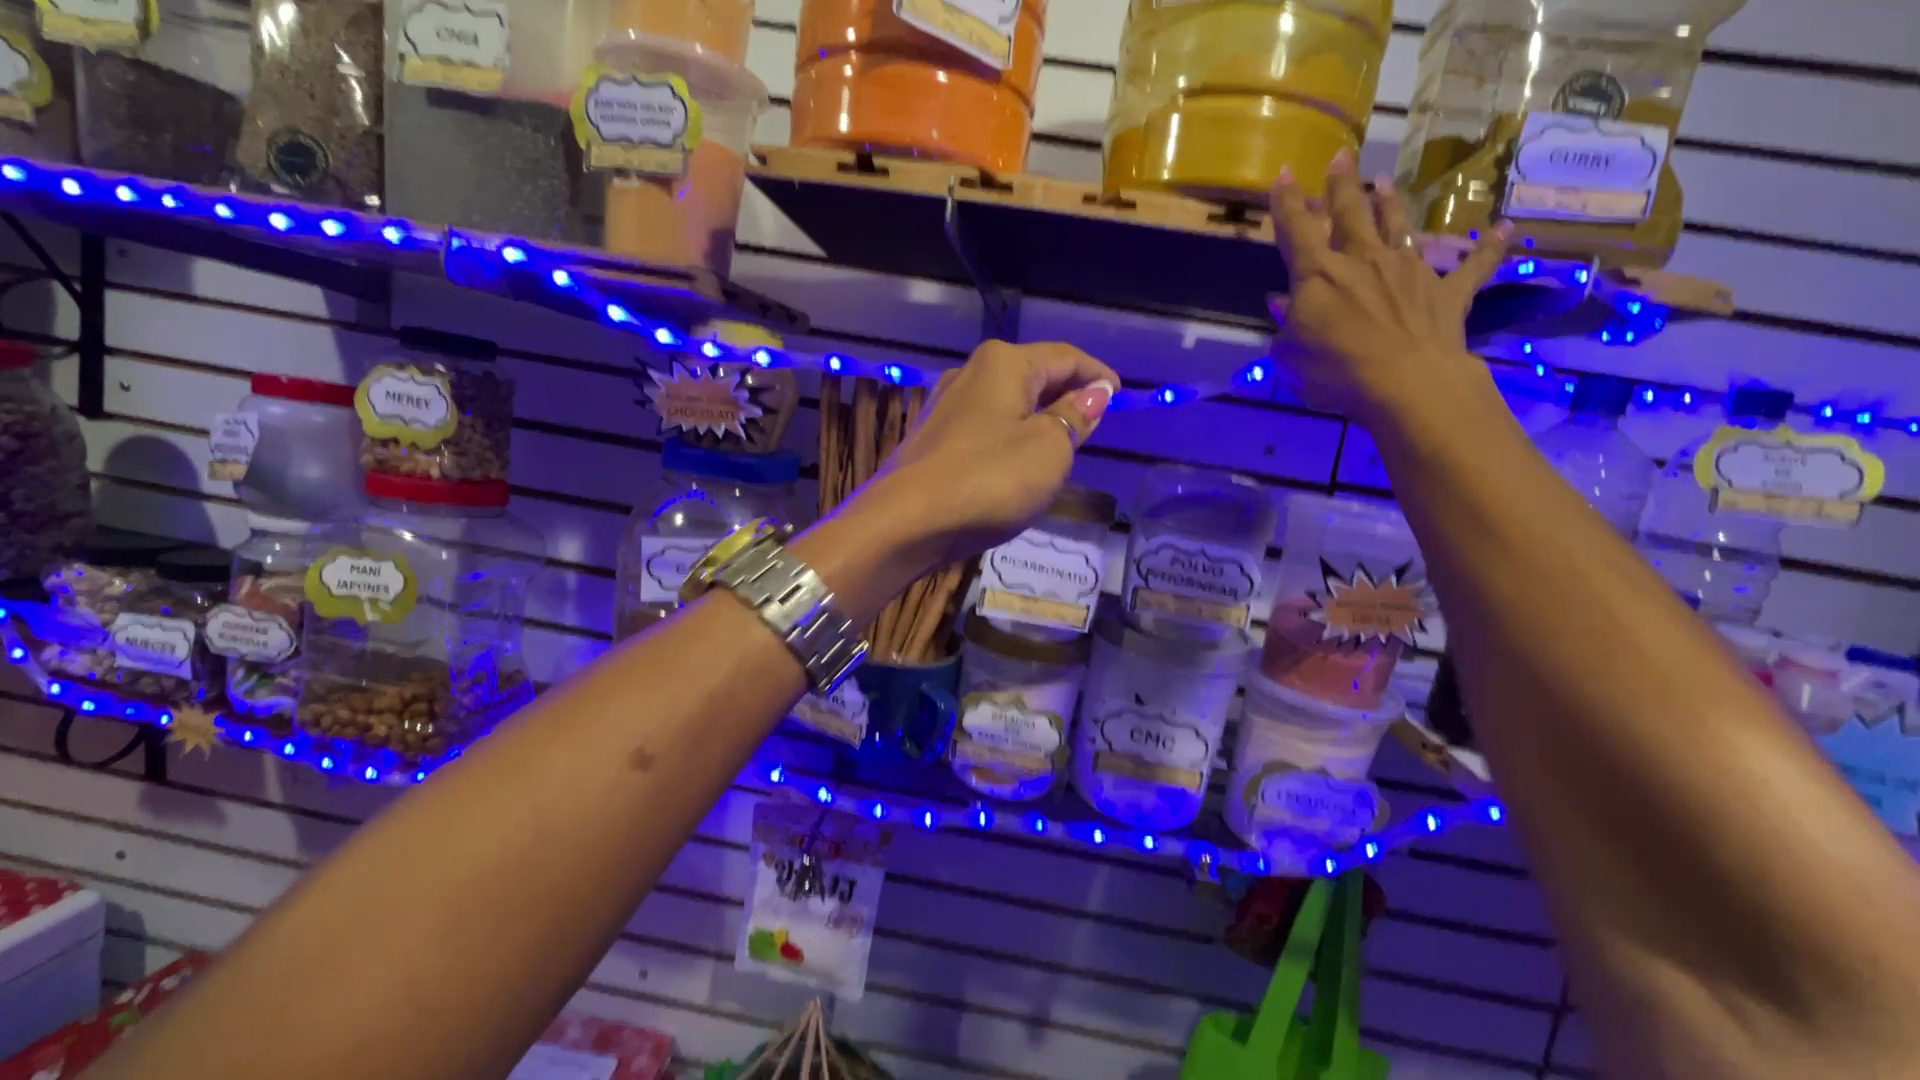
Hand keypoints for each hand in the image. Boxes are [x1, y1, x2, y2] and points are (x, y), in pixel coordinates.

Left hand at [859, 340, 1116, 564]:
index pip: (1066, 356)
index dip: (1097, 375)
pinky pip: (987, 426)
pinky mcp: (933, 438)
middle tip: (1096, 425)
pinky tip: (1019, 463)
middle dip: (1068, 394)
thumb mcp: (1049, 450)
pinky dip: (1012, 436)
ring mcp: (946, 406)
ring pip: (1008, 401)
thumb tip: (1095, 393)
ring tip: (1063, 447)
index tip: (1122, 397)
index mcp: (1004, 363)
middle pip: (1034, 374)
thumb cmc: (988, 481)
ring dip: (1039, 417)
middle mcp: (971, 373)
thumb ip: (1075, 417)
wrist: (904, 524)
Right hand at [1267, 150, 1511, 427]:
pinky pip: (1474, 266)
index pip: (1296, 230)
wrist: (1407, 383)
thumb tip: (1280, 304)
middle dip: (1343, 185)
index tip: (1283, 174)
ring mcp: (1410, 271)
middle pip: (1351, 213)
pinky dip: (1491, 247)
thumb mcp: (1293, 355)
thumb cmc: (1337, 371)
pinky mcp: (1448, 291)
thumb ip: (1287, 326)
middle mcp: (1364, 260)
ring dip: (1392, 204)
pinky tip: (1507, 228)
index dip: (1286, 202)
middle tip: (1342, 157)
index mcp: (1319, 274)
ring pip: (1399, 227)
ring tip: (1386, 183)